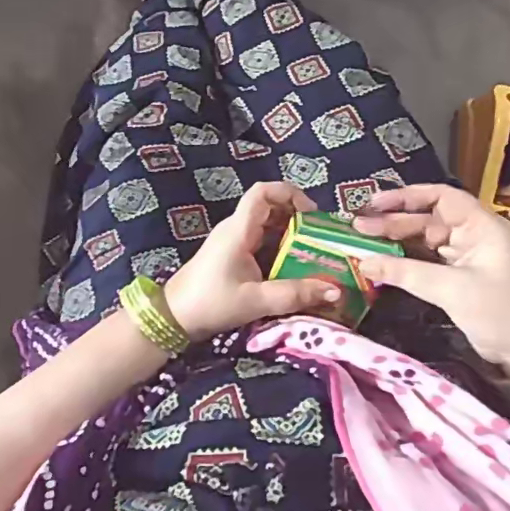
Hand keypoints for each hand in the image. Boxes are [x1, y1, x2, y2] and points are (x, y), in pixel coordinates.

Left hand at [164, 181, 339, 341]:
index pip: (263, 192)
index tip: (312, 214)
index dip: (290, 194)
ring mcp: (233, 242)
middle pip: (269, 207)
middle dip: (297, 217)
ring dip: (290, 235)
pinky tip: (294, 267)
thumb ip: (295, 294)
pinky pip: (261, 242)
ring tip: (313, 252)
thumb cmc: (210, 303)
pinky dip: (279, 249)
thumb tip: (335, 290)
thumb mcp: (256, 300)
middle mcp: (235, 229)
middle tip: (320, 237)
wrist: (173, 318)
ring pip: (267, 226)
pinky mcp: (232, 256)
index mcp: (238, 230)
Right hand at [353, 184, 509, 380]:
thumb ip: (406, 273)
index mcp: (483, 227)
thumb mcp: (452, 291)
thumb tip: (364, 262)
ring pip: (426, 241)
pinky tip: (384, 264)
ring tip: (363, 243)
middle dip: (393, 222)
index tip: (374, 203)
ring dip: (396, 242)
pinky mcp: (463, 278)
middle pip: (428, 219)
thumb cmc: (504, 315)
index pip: (442, 197)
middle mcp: (475, 236)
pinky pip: (429, 261)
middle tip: (357, 228)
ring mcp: (469, 257)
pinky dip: (407, 261)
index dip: (407, 196)